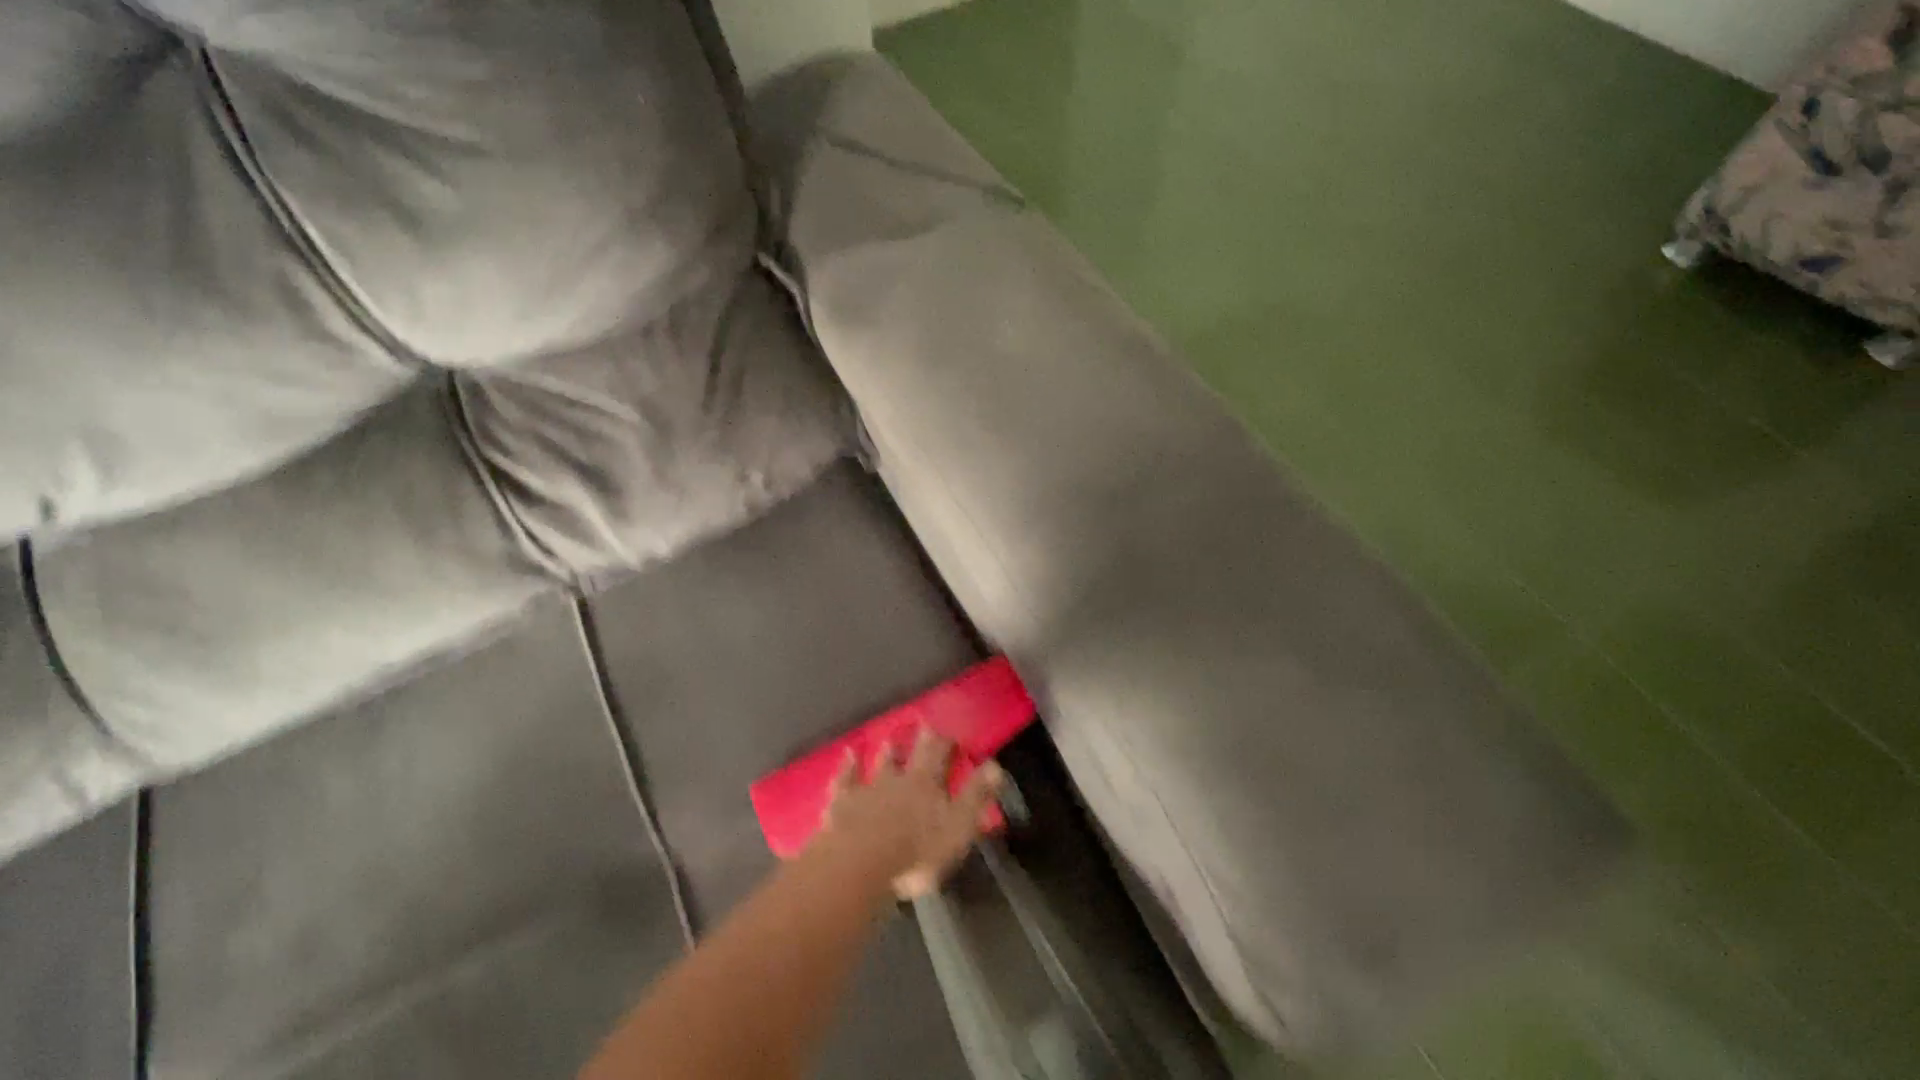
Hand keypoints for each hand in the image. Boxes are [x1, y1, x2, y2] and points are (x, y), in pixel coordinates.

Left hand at [818, 728, 1003, 898]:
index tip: (953, 734)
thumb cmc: (916, 853)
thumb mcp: (958, 828)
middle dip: (918, 739)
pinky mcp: (841, 804)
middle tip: (922, 721)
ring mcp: (867, 789)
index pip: (941, 755)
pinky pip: (845, 779)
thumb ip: (975, 796)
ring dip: (885, 751)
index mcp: (928, 785)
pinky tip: (846, 755)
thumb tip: (995, 764)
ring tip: (887, 737)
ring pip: (878, 764)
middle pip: (910, 754)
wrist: (858, 865)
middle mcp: (898, 779)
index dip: (948, 744)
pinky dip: (846, 767)